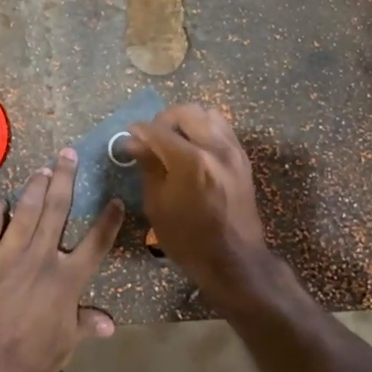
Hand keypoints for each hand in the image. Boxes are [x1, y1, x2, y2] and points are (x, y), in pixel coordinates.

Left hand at [0, 148, 122, 371]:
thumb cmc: (29, 360)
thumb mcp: (64, 345)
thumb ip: (84, 325)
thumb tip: (109, 324)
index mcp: (67, 279)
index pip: (95, 243)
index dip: (108, 221)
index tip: (115, 200)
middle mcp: (41, 257)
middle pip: (57, 210)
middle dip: (65, 179)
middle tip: (67, 155)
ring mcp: (7, 254)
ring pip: (25, 211)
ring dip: (35, 187)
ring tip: (41, 170)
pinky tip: (0, 201)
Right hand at [127, 105, 271, 303]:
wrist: (234, 260)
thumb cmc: (189, 239)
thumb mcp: (158, 205)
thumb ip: (148, 166)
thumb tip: (133, 142)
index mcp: (191, 161)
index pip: (158, 130)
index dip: (139, 131)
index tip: (129, 137)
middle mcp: (216, 148)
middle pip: (186, 112)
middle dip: (164, 120)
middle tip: (152, 138)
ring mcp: (233, 151)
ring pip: (208, 115)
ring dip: (187, 122)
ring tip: (175, 141)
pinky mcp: (242, 158)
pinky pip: (222, 129)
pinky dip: (204, 130)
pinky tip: (193, 150)